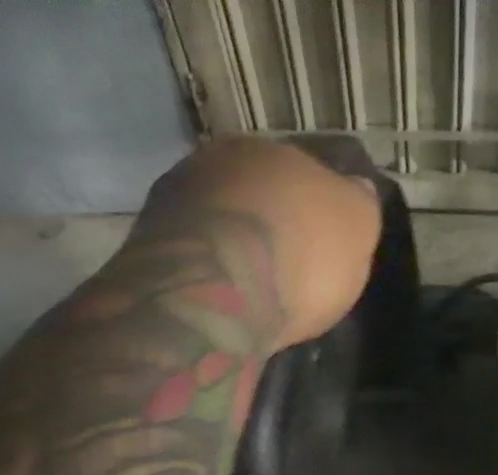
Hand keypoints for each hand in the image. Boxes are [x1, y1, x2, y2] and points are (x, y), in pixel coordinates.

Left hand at [136, 136, 381, 349]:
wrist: (212, 300)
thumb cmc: (298, 257)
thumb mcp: (356, 227)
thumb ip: (355, 203)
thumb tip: (352, 189)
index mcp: (267, 147)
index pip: (295, 168)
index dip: (309, 208)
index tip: (316, 244)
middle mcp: (210, 163)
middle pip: (247, 194)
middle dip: (263, 227)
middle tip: (280, 270)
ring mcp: (168, 206)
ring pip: (210, 226)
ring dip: (226, 252)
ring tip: (246, 295)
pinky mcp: (141, 253)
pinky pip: (185, 263)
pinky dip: (201, 280)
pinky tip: (216, 306)